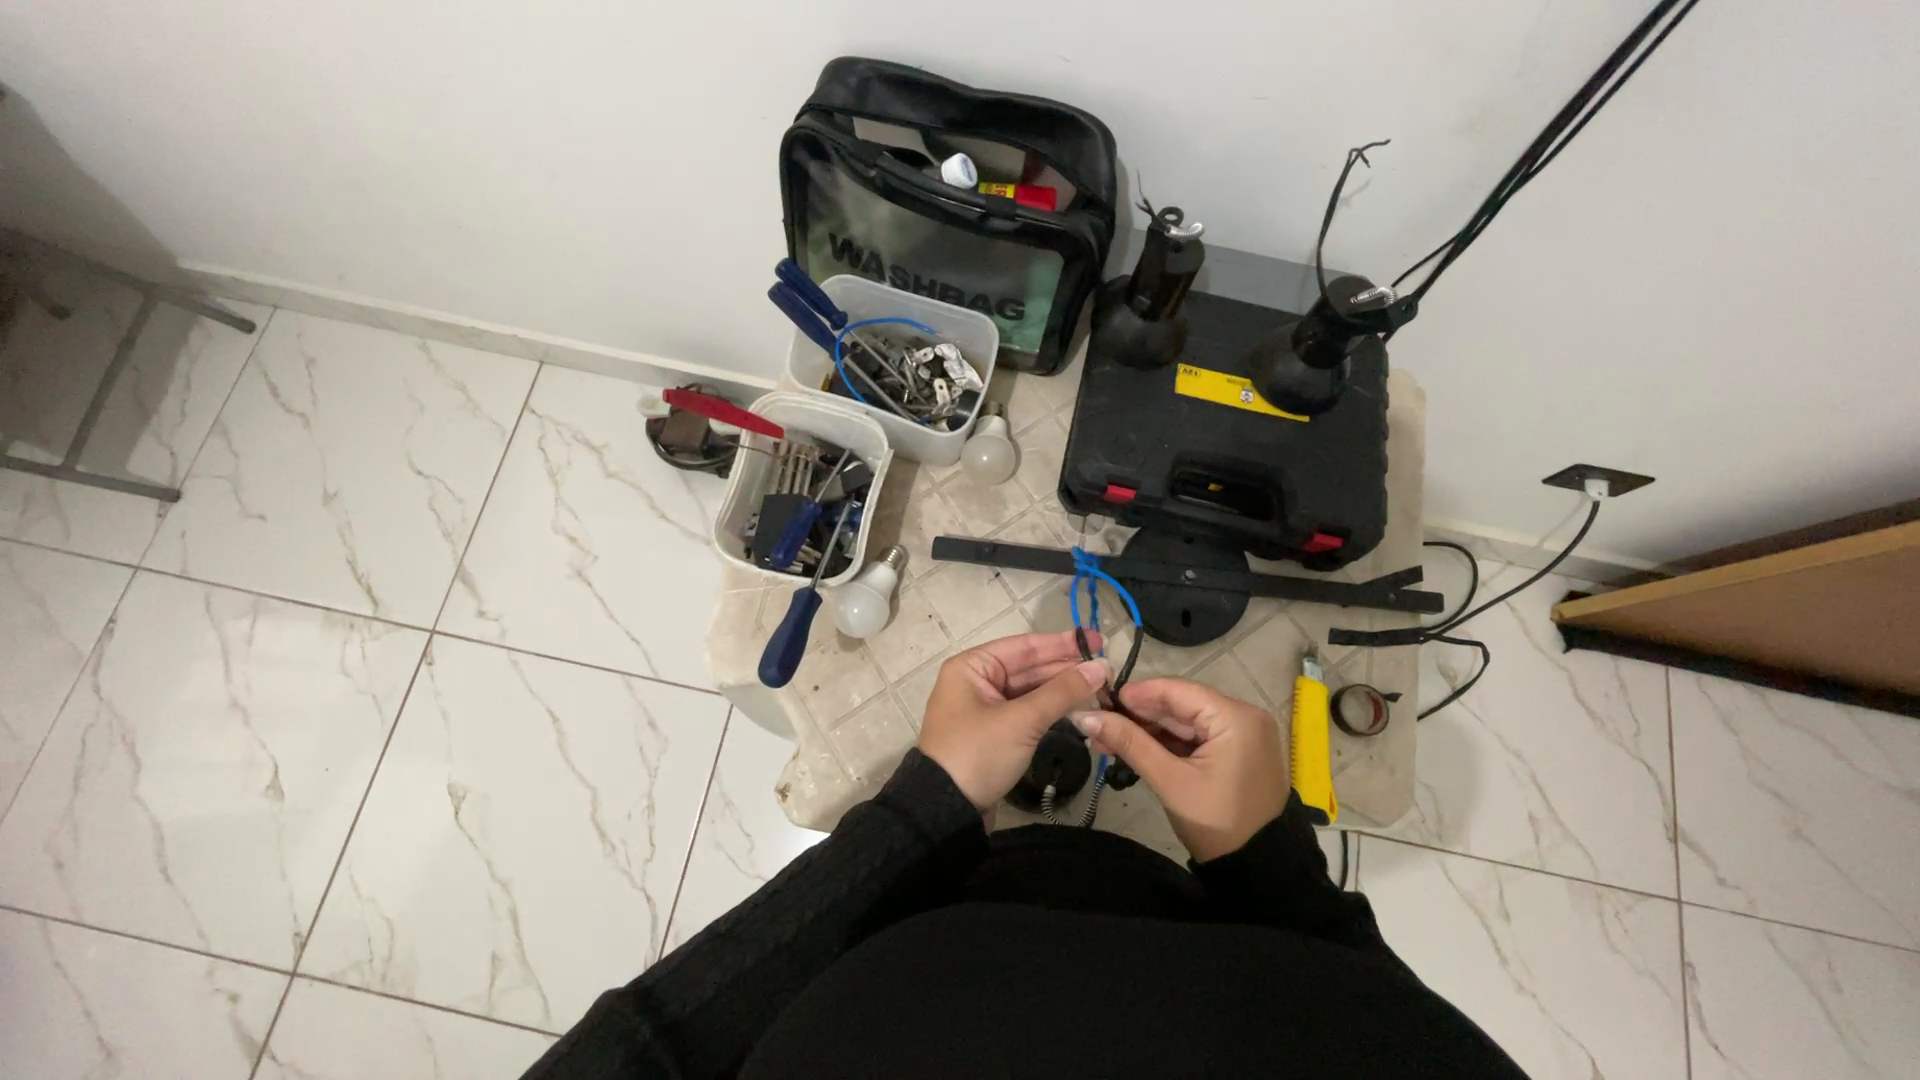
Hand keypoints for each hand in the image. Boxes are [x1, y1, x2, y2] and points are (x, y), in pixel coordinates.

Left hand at [919, 630, 1109, 811]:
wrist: (946, 811)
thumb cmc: (978, 753)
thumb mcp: (1022, 721)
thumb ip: (1062, 692)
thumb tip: (1100, 667)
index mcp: (972, 666)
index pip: (1024, 646)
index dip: (1063, 643)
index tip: (1098, 639)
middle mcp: (976, 680)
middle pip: (1028, 667)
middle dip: (1066, 668)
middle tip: (1109, 668)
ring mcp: (985, 708)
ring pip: (1030, 690)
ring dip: (1062, 690)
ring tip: (1102, 686)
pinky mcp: (994, 732)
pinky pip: (1027, 711)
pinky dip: (1051, 709)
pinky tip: (1079, 706)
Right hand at [1074, 677, 1290, 861]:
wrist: (1259, 867)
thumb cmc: (1216, 822)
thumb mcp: (1170, 781)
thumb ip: (1129, 743)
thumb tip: (1086, 716)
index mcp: (1236, 717)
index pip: (1178, 689)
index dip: (1137, 694)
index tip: (1100, 703)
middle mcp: (1244, 715)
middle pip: (1181, 704)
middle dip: (1139, 716)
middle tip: (1099, 727)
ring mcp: (1243, 733)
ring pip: (1186, 721)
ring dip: (1150, 730)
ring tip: (1109, 740)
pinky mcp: (1238, 750)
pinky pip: (1197, 736)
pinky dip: (1169, 742)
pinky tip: (1137, 748)